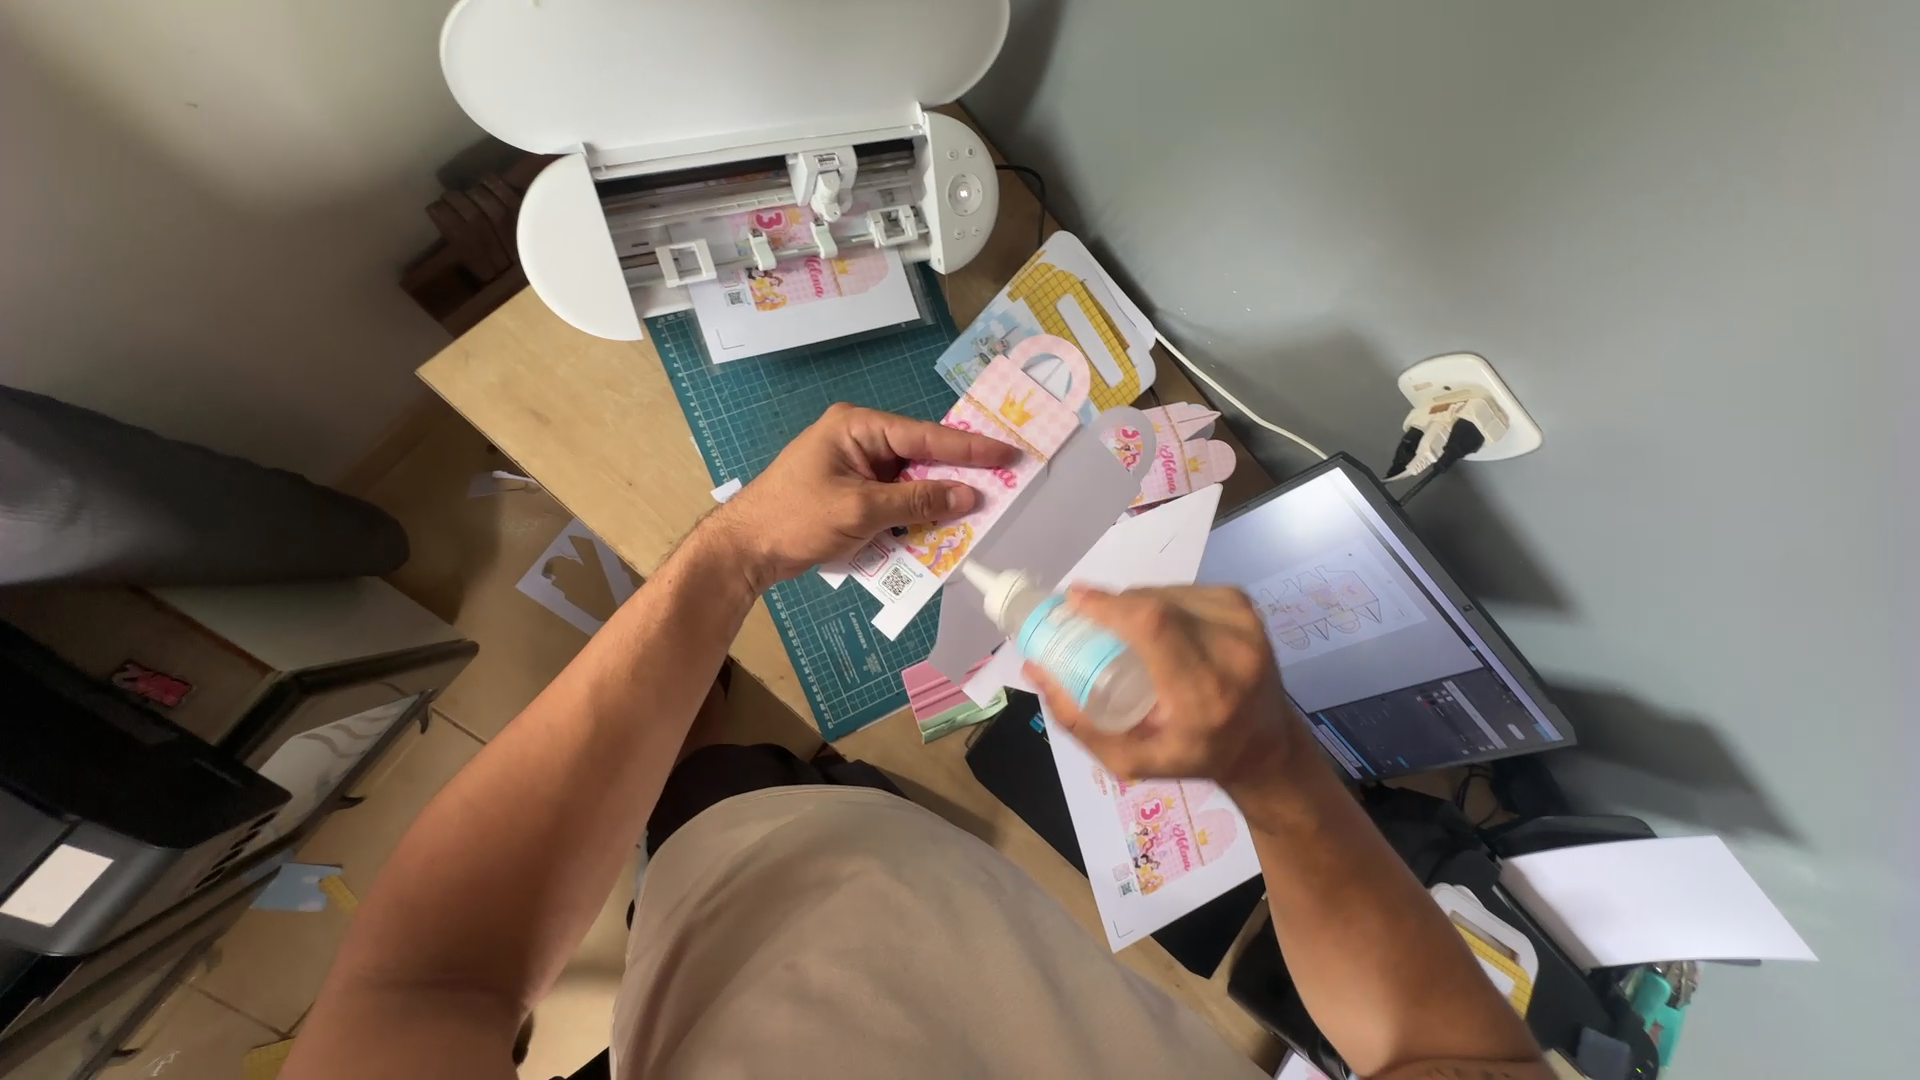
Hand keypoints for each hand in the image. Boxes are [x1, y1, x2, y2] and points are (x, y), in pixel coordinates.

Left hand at [709, 404, 1017, 590]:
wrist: (745, 550)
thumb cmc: (796, 519)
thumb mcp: (861, 510)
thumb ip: (918, 501)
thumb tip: (969, 495)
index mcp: (858, 427)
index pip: (925, 435)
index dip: (970, 448)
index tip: (1009, 452)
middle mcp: (860, 439)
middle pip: (921, 456)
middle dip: (956, 475)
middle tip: (1002, 484)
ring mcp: (855, 467)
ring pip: (910, 481)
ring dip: (935, 500)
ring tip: (977, 511)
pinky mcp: (852, 493)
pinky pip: (894, 500)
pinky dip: (913, 514)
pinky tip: (936, 528)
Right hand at [1027, 585, 1312, 794]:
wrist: (1267, 747)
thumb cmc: (1194, 756)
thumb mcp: (1129, 759)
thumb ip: (1079, 721)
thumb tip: (1035, 668)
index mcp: (1205, 692)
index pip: (1152, 627)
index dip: (1108, 606)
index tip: (1073, 601)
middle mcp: (1231, 651)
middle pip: (1155, 604)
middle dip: (1113, 604)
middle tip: (1088, 616)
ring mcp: (1244, 623)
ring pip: (1167, 592)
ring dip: (1136, 603)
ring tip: (1125, 629)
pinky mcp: (1245, 606)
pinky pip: (1184, 590)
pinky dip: (1160, 600)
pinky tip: (1156, 624)